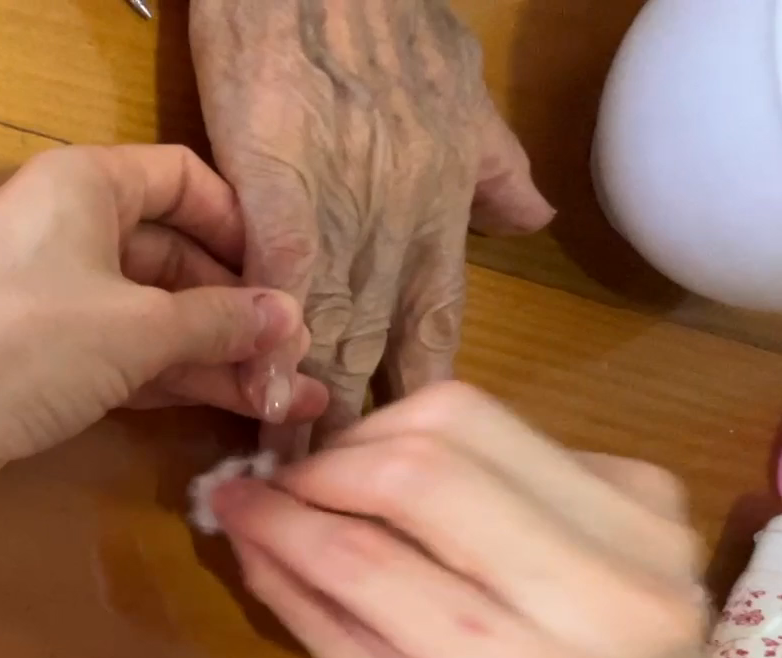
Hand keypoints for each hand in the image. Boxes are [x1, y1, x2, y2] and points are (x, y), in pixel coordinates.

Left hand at [0, 144, 324, 507]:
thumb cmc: (22, 341)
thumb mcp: (134, 325)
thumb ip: (216, 321)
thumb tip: (284, 319)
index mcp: (84, 187)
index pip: (180, 182)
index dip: (239, 224)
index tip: (289, 274)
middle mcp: (65, 236)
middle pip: (168, 259)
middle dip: (233, 310)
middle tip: (295, 357)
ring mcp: (48, 305)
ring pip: (146, 319)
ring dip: (211, 356)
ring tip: (285, 392)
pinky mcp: (37, 364)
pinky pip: (116, 360)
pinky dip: (166, 380)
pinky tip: (229, 404)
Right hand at [191, 0, 555, 450]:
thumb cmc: (374, 23)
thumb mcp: (455, 90)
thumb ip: (487, 164)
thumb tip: (526, 218)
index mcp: (434, 202)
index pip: (432, 317)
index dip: (416, 383)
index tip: (403, 447)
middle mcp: (398, 219)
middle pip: (380, 339)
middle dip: (358, 417)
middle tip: (339, 488)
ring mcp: (340, 208)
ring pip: (333, 325)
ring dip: (309, 400)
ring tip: (292, 467)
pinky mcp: (279, 192)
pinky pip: (281, 285)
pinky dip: (270, 340)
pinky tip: (254, 393)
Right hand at [207, 382, 725, 657]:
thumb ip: (299, 600)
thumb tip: (236, 517)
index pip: (364, 562)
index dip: (279, 518)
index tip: (228, 497)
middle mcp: (597, 597)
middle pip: (420, 472)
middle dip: (323, 468)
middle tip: (286, 486)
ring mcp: (639, 526)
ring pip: (460, 420)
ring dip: (368, 437)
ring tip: (343, 477)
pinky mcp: (651, 480)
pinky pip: (502, 424)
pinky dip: (430, 443)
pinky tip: (428, 489)